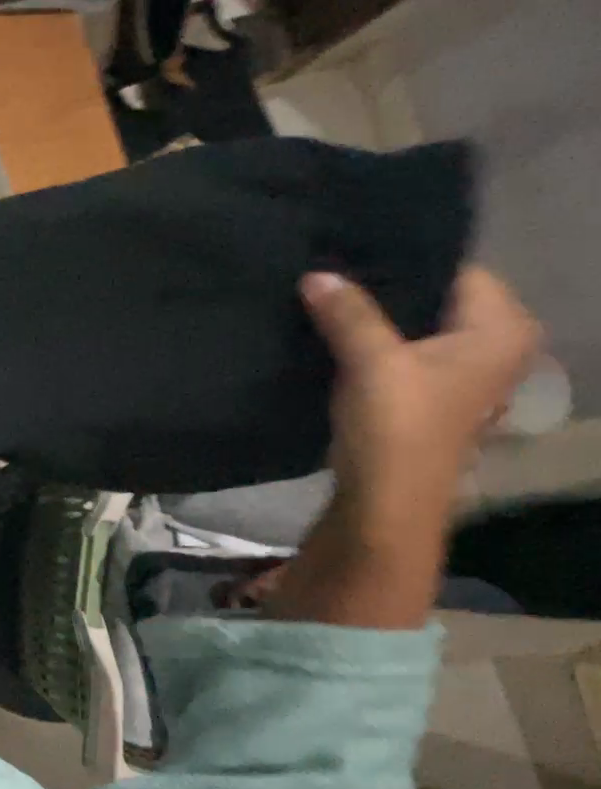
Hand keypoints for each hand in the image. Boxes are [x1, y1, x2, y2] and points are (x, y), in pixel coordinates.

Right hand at [303, 266, 539, 501]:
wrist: (385, 500)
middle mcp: (494, 345)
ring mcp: (462, 374)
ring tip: (325, 305)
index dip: (402, 264)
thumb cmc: (397, 427)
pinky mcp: (428, 396)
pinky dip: (370, 348)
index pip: (455, 273)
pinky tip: (334, 343)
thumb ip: (348, 315)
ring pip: (413, 330)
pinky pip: (401, 355)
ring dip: (371, 323)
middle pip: (434, 301)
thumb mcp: (372, 363)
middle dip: (382, 294)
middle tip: (330, 276)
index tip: (350, 255)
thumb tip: (317, 274)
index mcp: (503, 328)